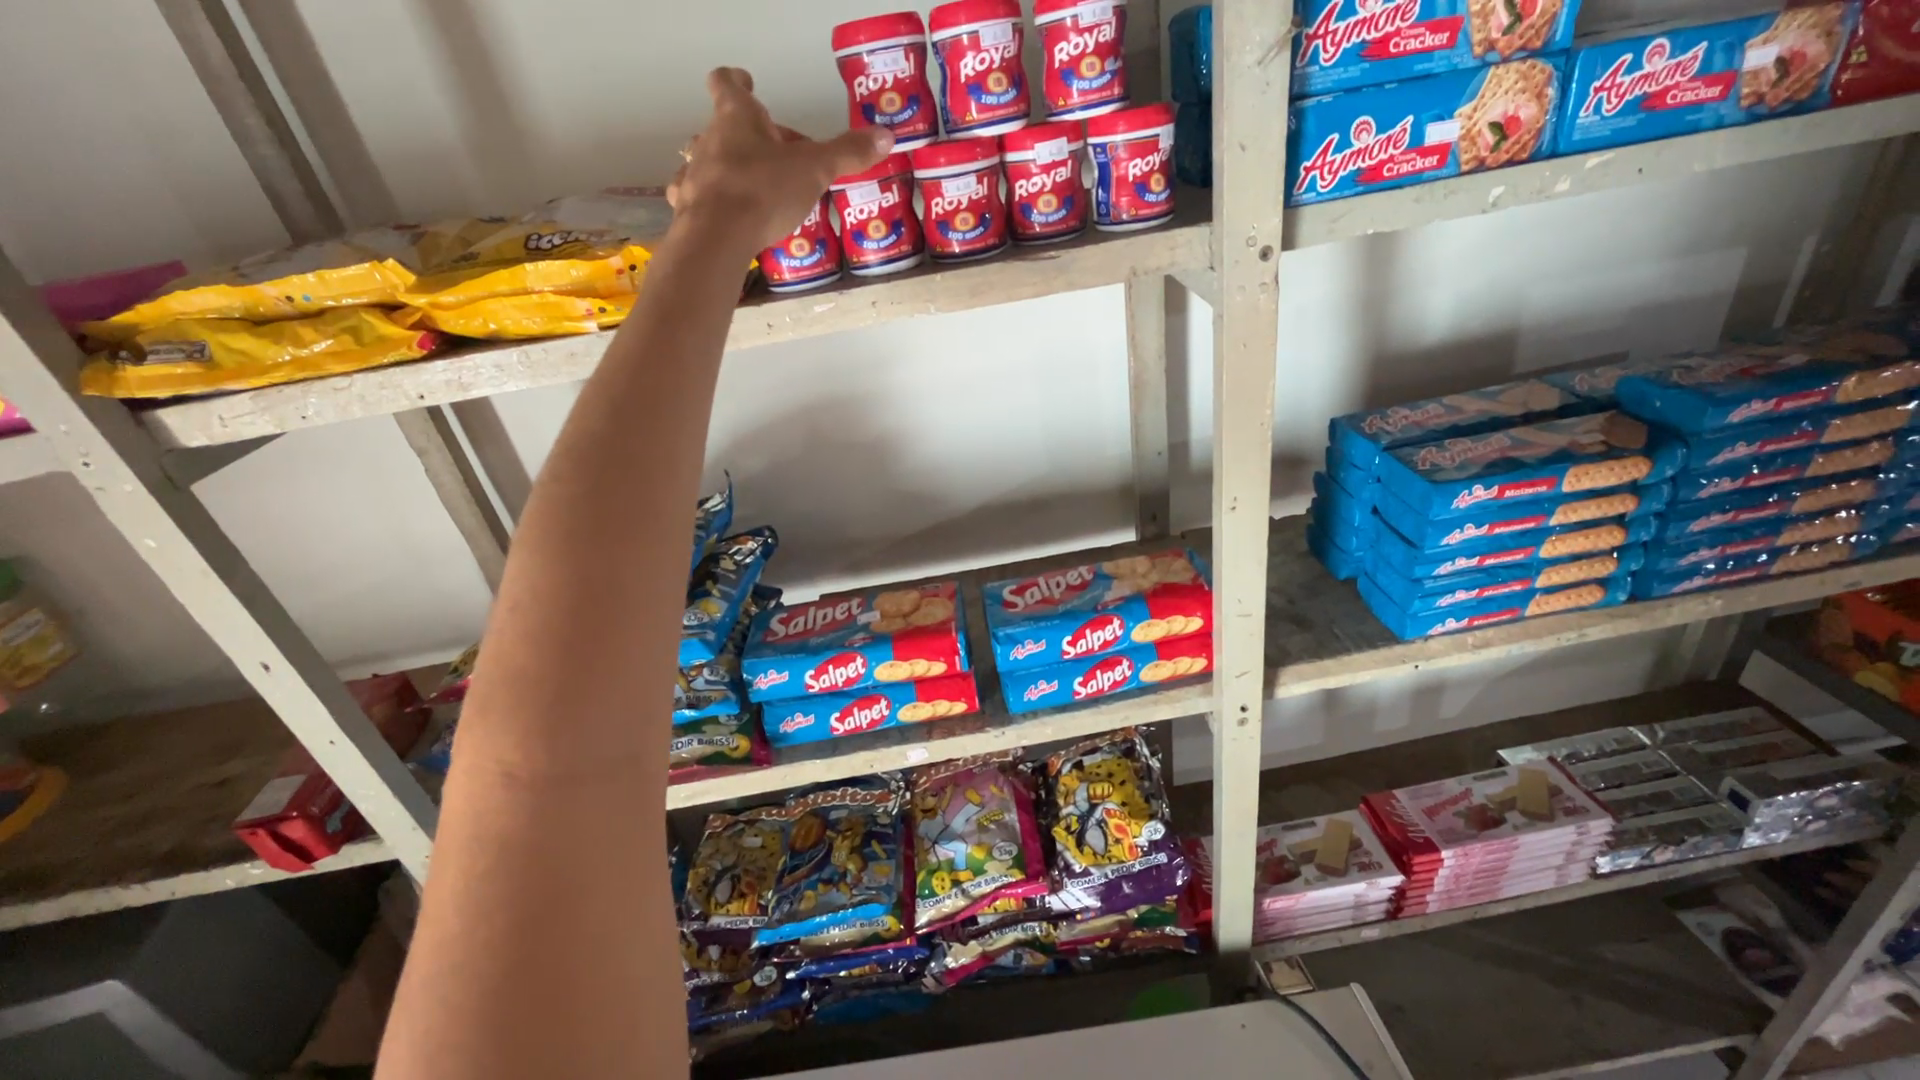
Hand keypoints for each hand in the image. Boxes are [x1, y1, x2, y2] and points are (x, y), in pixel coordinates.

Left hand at [668, 68, 893, 256]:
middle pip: (725, 127)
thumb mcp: (814, 170)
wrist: (716, 237)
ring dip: (729, 169)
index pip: (727, 84)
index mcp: (737, 118)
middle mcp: (709, 139)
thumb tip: (886, 136)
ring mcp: (693, 173)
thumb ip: (847, 153)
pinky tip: (728, 217)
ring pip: (709, 161)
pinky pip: (698, 197)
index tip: (748, 83)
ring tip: (755, 189)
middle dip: (748, 137)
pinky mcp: (687, 208)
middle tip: (777, 156)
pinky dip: (712, 202)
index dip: (738, 82)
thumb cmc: (764, 190)